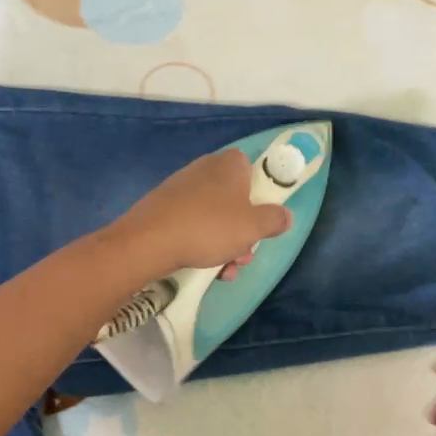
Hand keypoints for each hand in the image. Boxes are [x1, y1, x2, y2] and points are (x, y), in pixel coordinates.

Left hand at [114, 149, 291, 277]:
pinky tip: (205, 269)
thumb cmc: (209, 227)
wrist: (150, 240)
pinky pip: (192, 224)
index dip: (259, 191)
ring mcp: (181, 188)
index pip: (250, 167)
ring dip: (225, 244)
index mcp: (228, 165)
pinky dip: (201, 244)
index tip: (261, 216)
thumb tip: (285, 215)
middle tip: (244, 255)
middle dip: (242, 230)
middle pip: (234, 198)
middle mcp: (204, 169)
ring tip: (225, 270)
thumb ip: (274, 219)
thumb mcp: (253, 227)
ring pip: (214, 216)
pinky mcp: (164, 207)